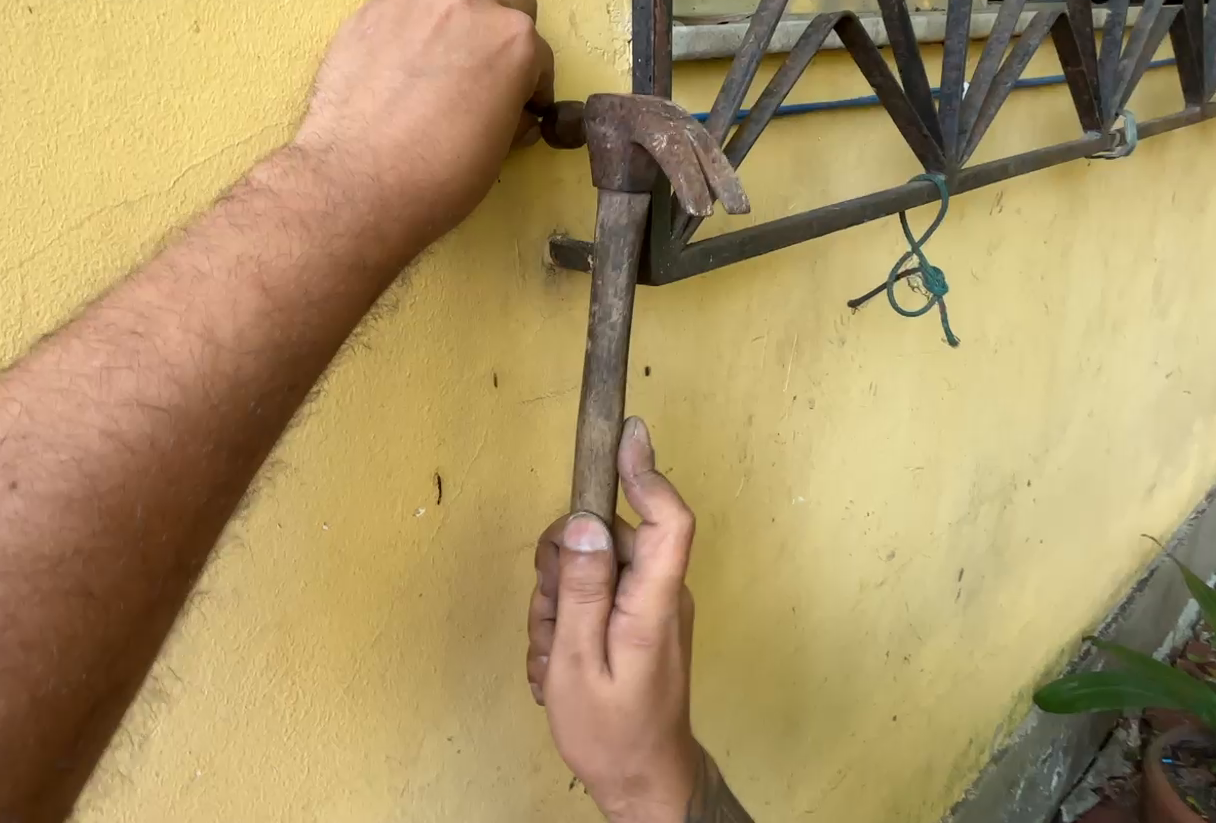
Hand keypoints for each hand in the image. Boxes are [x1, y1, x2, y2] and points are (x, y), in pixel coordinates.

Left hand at [292, 0, 553, 252]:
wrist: (358, 181)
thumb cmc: (440, 177)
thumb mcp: (497, 153)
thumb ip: (512, 115)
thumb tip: (512, 111)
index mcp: (515, 41)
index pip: (539, 55)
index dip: (532, 86)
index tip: (519, 107)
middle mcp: (472, 4)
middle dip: (505, 34)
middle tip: (486, 71)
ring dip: (463, 2)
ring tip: (446, 42)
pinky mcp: (372, 8)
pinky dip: (414, 20)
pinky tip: (399, 57)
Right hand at [528, 417, 700, 822]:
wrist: (643, 783)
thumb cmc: (610, 733)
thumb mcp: (576, 663)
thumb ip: (580, 590)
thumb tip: (584, 523)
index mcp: (653, 602)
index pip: (668, 521)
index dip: (647, 473)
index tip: (627, 433)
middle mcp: (658, 591)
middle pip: (606, 535)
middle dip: (560, 569)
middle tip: (547, 623)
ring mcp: (648, 601)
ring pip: (589, 562)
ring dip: (558, 600)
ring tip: (554, 651)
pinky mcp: (635, 612)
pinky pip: (592, 587)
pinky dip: (566, 614)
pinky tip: (560, 655)